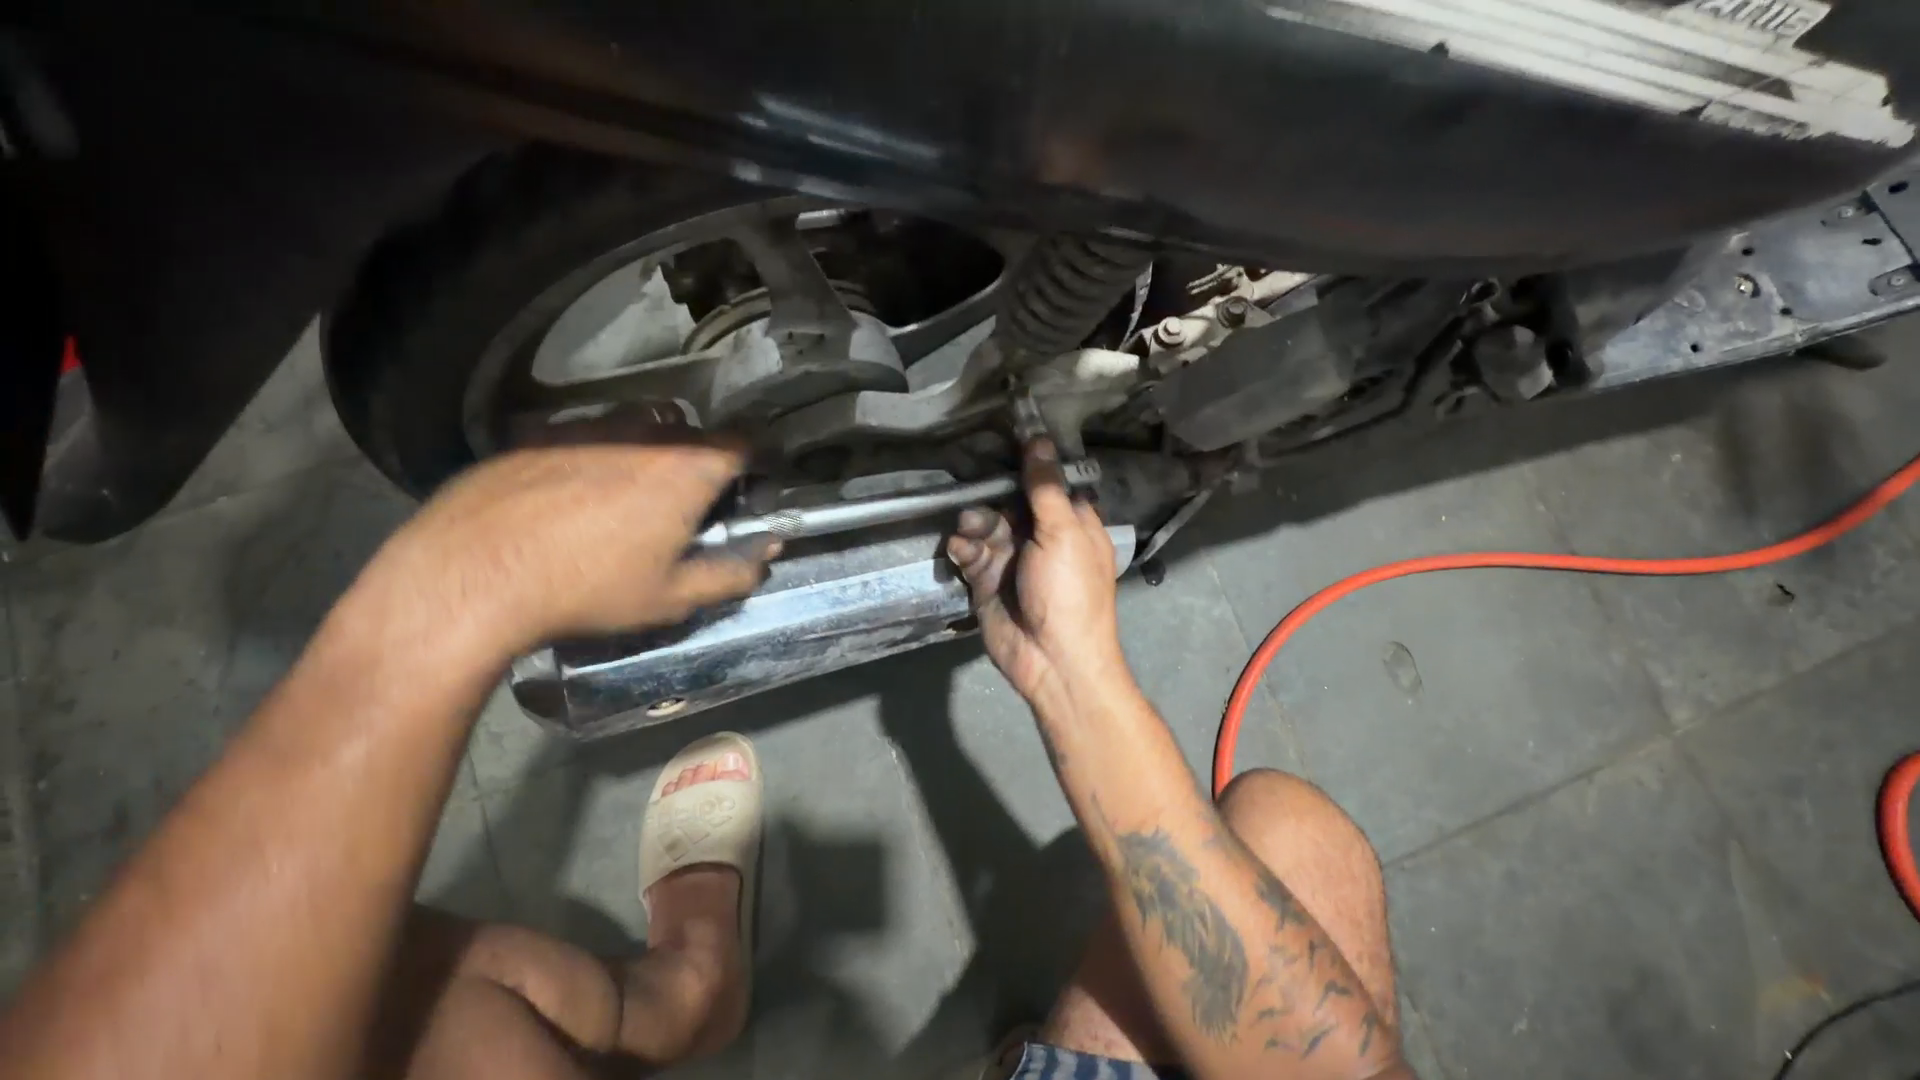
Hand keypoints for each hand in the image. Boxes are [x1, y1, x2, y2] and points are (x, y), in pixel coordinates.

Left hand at [357, 442, 775, 659]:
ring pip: (639, 427)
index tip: (748, 490)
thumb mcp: (670, 597)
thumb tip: (767, 553)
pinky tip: (572, 496)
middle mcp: (643, 431)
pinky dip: (597, 455)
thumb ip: (731, 573)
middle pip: (693, 431)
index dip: (756, 464)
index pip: (746, 441)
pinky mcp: (539, 431)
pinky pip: (588, 434)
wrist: (469, 576)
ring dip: (649, 453)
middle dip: (701, 461)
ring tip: (628, 499)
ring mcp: (587, 425)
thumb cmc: (586, 590)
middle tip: (687, 506)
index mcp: (686, 467)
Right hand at [947, 440, 1131, 716]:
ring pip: (986, 524)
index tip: (1001, 435)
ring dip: (975, 522)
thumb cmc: (1070, 590)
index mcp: (1072, 521)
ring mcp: (1013, 559)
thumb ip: (1046, 486)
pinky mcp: (987, 580)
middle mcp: (1042, 536)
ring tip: (969, 527)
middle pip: (1009, 500)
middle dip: (991, 494)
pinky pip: (970, 553)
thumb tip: (1040, 439)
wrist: (1052, 659)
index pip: (1048, 481)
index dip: (1028, 461)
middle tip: (973, 485)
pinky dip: (963, 548)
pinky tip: (961, 550)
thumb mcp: (1064, 533)